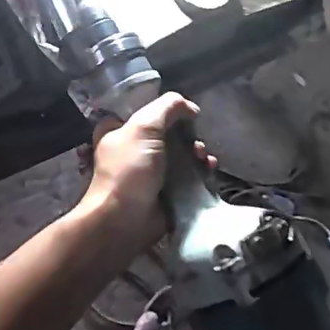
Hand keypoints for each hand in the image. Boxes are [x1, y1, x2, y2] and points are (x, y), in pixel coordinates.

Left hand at [78, 92, 213, 249]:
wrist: (123, 221)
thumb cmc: (129, 169)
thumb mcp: (144, 126)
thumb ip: (168, 107)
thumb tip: (191, 108)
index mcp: (120, 129)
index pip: (147, 110)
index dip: (168, 109)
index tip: (185, 112)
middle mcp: (135, 148)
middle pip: (170, 131)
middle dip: (188, 133)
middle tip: (195, 140)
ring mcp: (152, 171)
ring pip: (182, 153)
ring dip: (197, 152)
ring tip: (202, 157)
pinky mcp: (167, 191)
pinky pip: (189, 175)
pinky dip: (201, 170)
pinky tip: (209, 168)